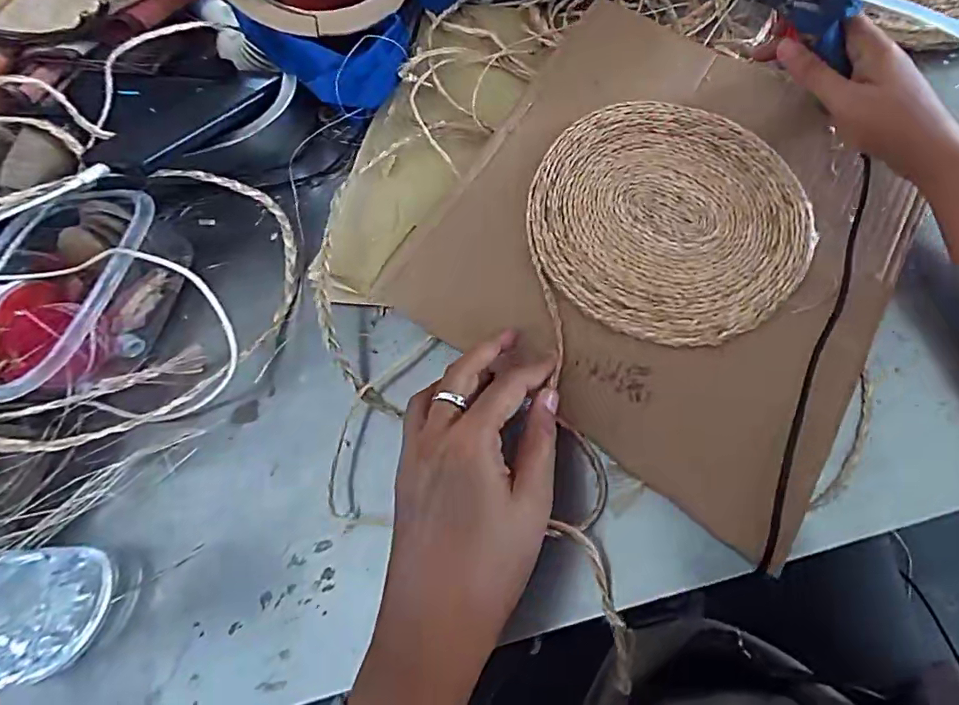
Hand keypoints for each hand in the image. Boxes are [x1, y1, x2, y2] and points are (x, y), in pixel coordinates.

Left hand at [349, 331, 557, 704]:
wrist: (431, 624)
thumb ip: (540, 442)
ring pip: (432, 392)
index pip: (504, 388)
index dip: (532, 370)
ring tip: (488, 366)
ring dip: (459, 371)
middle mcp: (433, 438)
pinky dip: (440, 395)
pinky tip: (459, 407)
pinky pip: (418, 416)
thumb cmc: (492, 566)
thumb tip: (549, 395)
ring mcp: (412, 455)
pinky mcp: (403, 474)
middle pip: (458, 376)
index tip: (555, 362)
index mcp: (468, 443)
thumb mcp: (531, 503)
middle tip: (513, 335)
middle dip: (488, 351)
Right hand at [755, 15, 958, 189]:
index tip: (773, 35)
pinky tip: (822, 102)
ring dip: (815, 66)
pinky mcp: (886, 92)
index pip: (833, 13)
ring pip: (841, 58)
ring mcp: (884, 72)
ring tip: (791, 81)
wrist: (938, 160)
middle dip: (801, 45)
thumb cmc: (891, 128)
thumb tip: (783, 45)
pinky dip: (832, 83)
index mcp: (872, 44)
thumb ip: (813, 73)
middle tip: (767, 61)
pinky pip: (851, 77)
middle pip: (834, 34)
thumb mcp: (843, 102)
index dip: (801, 18)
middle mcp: (879, 51)